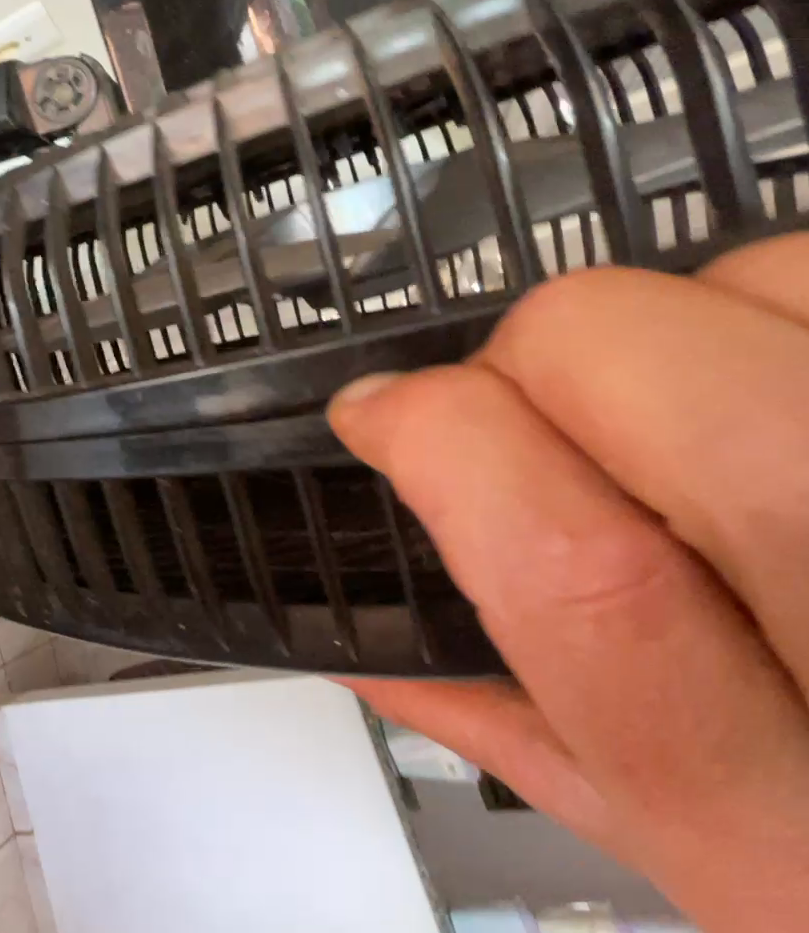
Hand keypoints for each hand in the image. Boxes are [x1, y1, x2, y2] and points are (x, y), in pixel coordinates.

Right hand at [327, 232, 808, 929]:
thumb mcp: (674, 837)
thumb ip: (494, 724)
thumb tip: (352, 638)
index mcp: (762, 786)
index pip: (569, 558)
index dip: (435, 440)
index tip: (374, 414)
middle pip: (637, 365)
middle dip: (530, 355)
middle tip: (527, 404)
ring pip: (755, 283)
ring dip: (675, 323)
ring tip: (687, 405)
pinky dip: (778, 300)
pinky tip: (778, 379)